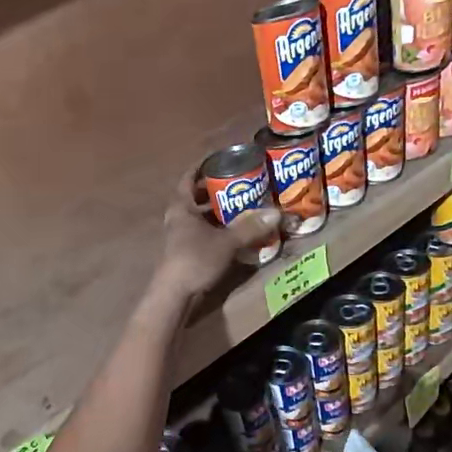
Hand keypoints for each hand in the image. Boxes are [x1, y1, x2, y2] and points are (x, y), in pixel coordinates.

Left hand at [153, 168, 280, 300]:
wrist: (174, 294)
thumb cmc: (195, 259)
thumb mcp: (226, 242)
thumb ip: (250, 227)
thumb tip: (276, 212)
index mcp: (181, 206)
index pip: (189, 177)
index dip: (203, 165)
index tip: (222, 157)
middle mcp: (178, 217)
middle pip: (197, 196)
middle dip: (217, 188)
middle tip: (241, 181)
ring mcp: (180, 235)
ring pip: (201, 215)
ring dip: (219, 209)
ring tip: (244, 203)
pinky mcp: (186, 251)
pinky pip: (204, 231)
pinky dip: (218, 227)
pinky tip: (237, 230)